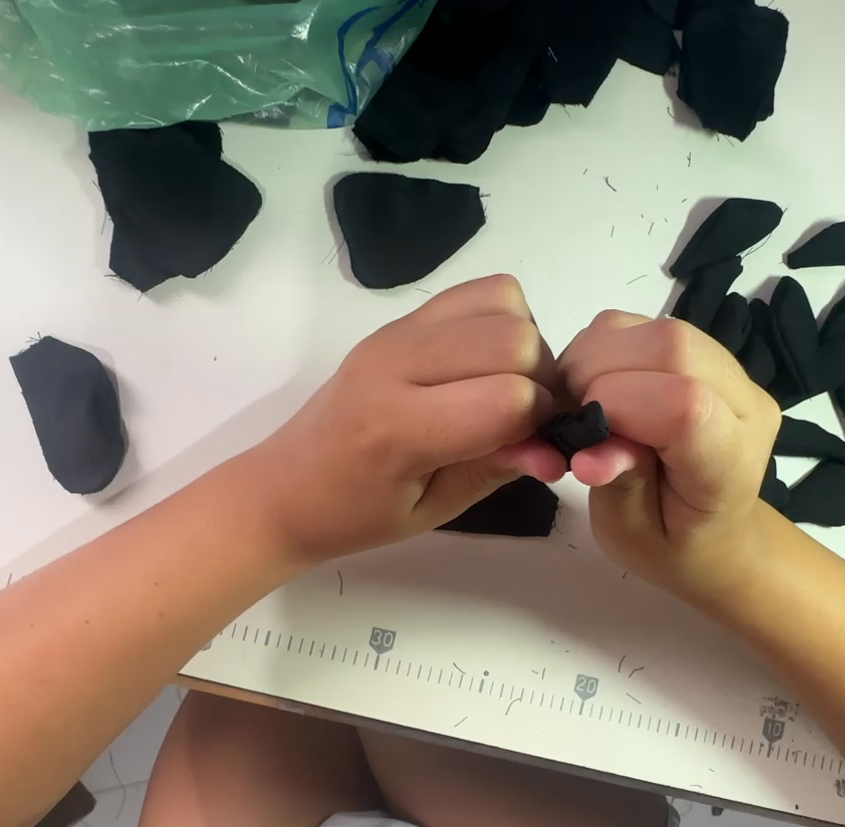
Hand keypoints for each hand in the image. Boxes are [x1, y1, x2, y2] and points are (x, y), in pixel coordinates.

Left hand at [235, 276, 568, 562]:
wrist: (286, 486)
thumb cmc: (356, 514)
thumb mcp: (432, 510)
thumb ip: (495, 470)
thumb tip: (558, 451)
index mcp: (399, 429)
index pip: (508, 398)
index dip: (538, 422)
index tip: (530, 447)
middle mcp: (396, 364)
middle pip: (513, 339)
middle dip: (540, 380)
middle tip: (525, 418)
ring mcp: (394, 333)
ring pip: (501, 302)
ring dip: (523, 345)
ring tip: (505, 387)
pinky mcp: (396, 321)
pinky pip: (474, 293)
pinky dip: (499, 321)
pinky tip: (483, 365)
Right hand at [558, 312, 780, 602]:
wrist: (716, 532)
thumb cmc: (673, 544)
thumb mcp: (634, 537)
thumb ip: (618, 488)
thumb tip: (588, 454)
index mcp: (729, 463)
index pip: (684, 405)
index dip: (617, 406)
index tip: (582, 443)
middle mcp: (743, 402)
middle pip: (669, 346)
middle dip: (596, 373)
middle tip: (570, 419)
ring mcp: (729, 370)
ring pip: (654, 327)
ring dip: (596, 357)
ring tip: (581, 404)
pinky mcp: (706, 352)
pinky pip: (646, 325)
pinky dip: (605, 348)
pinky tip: (598, 388)